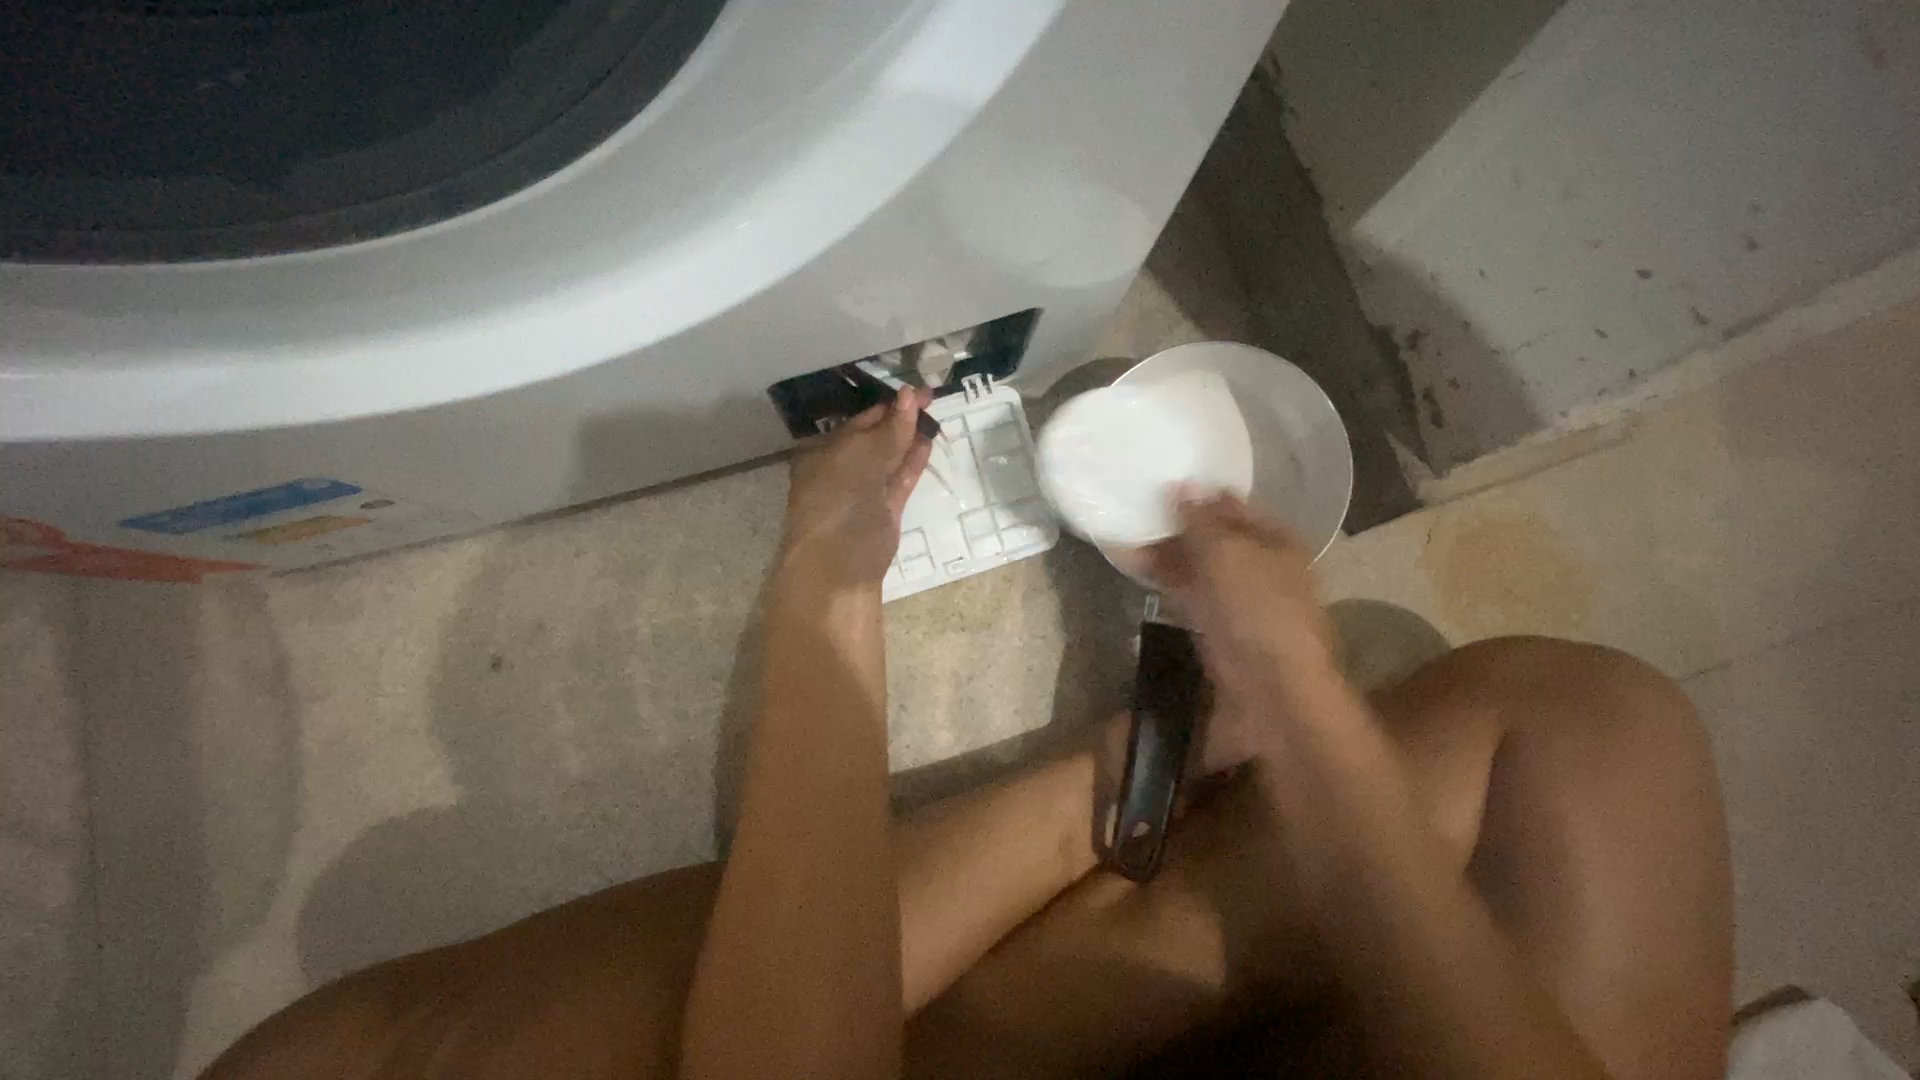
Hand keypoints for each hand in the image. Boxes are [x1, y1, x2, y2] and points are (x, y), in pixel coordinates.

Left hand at [780, 390, 933, 589]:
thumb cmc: (839, 505)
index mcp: (823, 453)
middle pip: (874, 438)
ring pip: (889, 459)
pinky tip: (928, 443)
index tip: (918, 390)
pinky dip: (912, 463)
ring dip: (910, 438)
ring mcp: (863, 493)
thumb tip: (909, 396)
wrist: (837, 570)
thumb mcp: (861, 459)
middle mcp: (841, 470)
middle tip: (932, 398)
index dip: (889, 405)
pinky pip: (899, 480)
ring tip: (935, 416)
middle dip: (901, 419)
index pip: (860, 421)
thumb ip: (889, 429)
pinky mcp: (883, 514)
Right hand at [1147, 491, 1339, 748]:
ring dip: (1161, 549)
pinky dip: (1160, 578)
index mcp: (1274, 538)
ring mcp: (1235, 598)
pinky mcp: (1213, 626)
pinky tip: (1130, 564)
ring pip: (1194, 564)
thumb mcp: (1228, 553)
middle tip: (1129, 503)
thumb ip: (1201, 519)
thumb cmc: (1258, 610)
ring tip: (1120, 529)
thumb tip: (1181, 485)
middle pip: (1210, 534)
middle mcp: (1257, 563)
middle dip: (1173, 521)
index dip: (1196, 492)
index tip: (1156, 477)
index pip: (1230, 503)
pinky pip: (1183, 592)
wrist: (1272, 691)